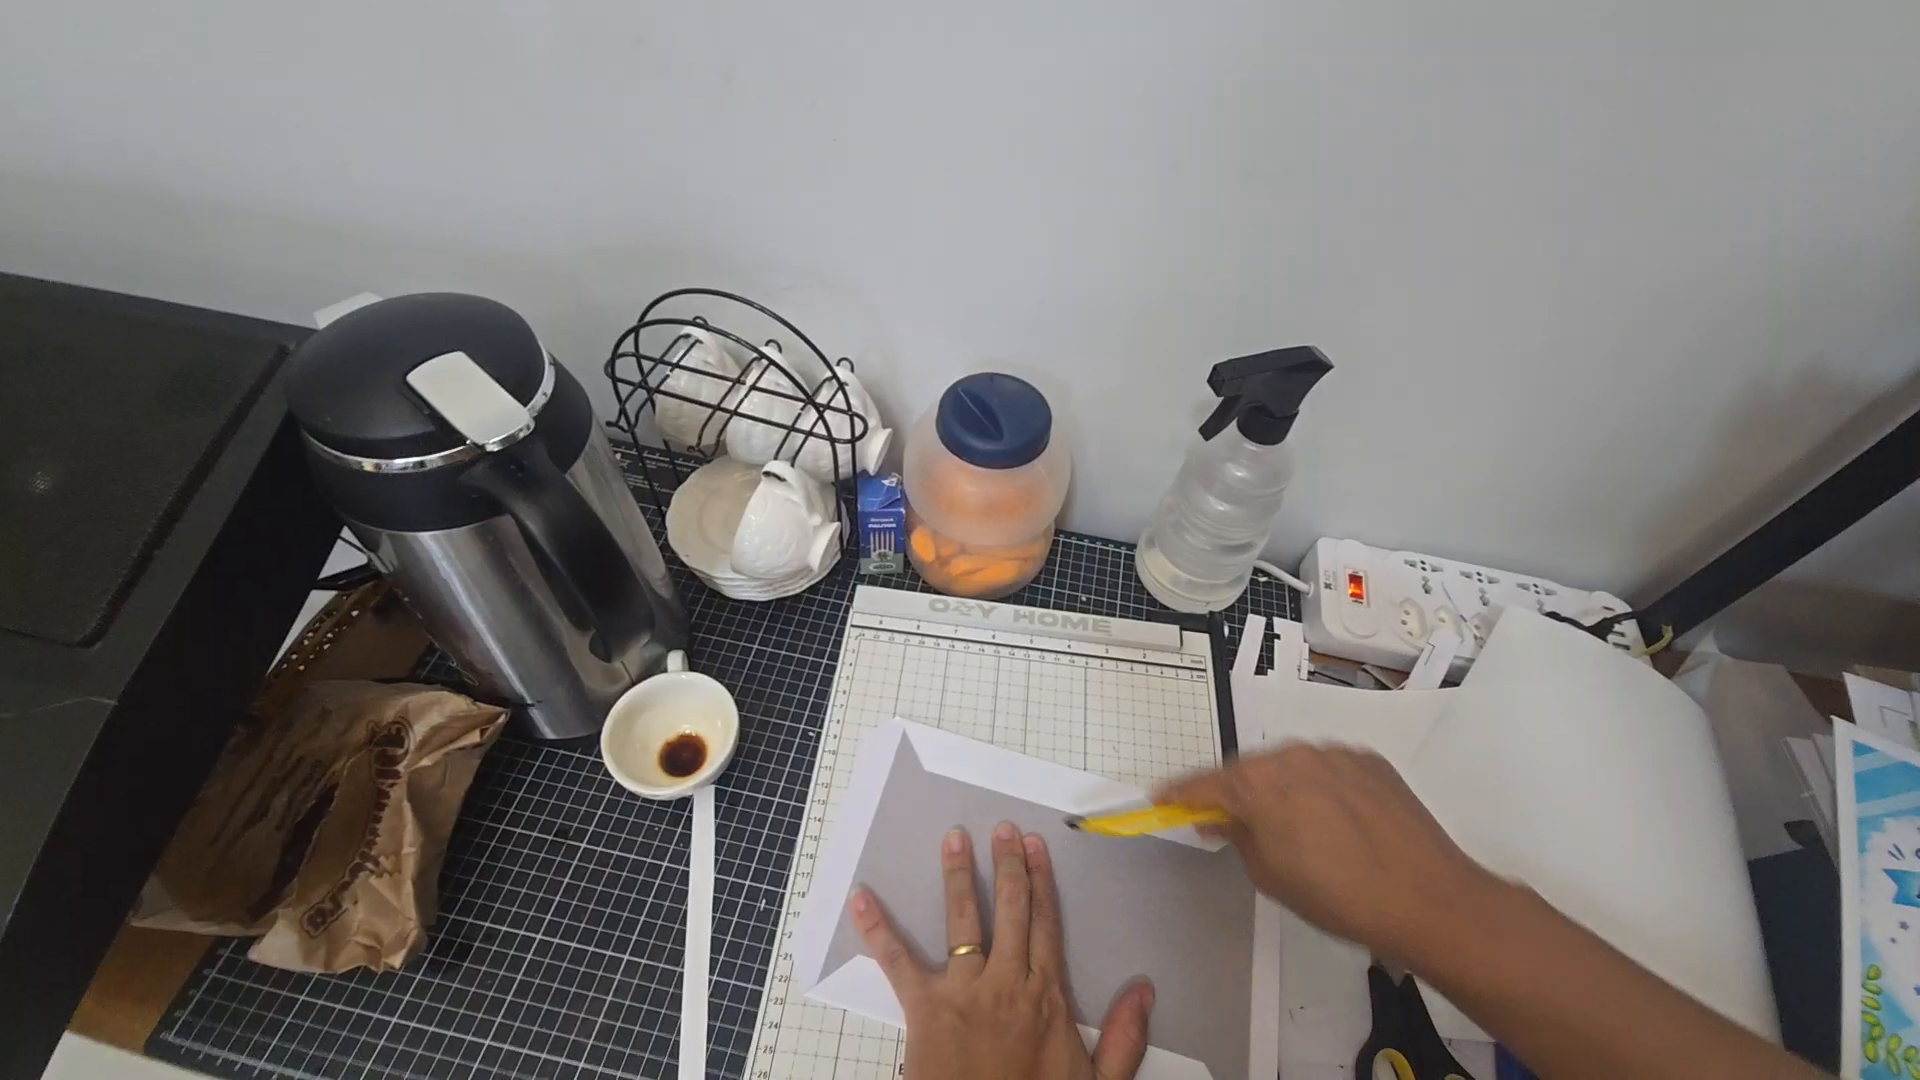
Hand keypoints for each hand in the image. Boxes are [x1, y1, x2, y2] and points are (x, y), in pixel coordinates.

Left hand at [847, 821, 1155, 1079]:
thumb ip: (1124, 1038)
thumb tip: (1146, 989)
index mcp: (1045, 996)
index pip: (1045, 924)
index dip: (1041, 881)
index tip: (1035, 846)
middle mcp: (1006, 983)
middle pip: (1011, 911)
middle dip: (1007, 865)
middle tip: (1002, 828)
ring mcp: (964, 992)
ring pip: (963, 922)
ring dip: (959, 876)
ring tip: (954, 838)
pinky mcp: (925, 1009)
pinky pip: (898, 962)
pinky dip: (878, 928)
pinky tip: (862, 898)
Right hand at [1155, 743, 1497, 958]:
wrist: (1430, 899)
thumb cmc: (1339, 897)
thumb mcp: (1270, 876)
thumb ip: (1236, 836)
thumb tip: (1220, 818)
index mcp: (1258, 784)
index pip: (1203, 784)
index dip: (1179, 794)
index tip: (1162, 798)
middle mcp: (1290, 756)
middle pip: (1247, 770)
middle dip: (1237, 793)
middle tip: (1236, 822)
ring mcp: (1332, 753)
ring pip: (1289, 765)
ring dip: (1281, 788)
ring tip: (1297, 826)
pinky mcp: (1367, 759)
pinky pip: (1327, 768)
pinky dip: (1319, 786)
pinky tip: (1336, 820)